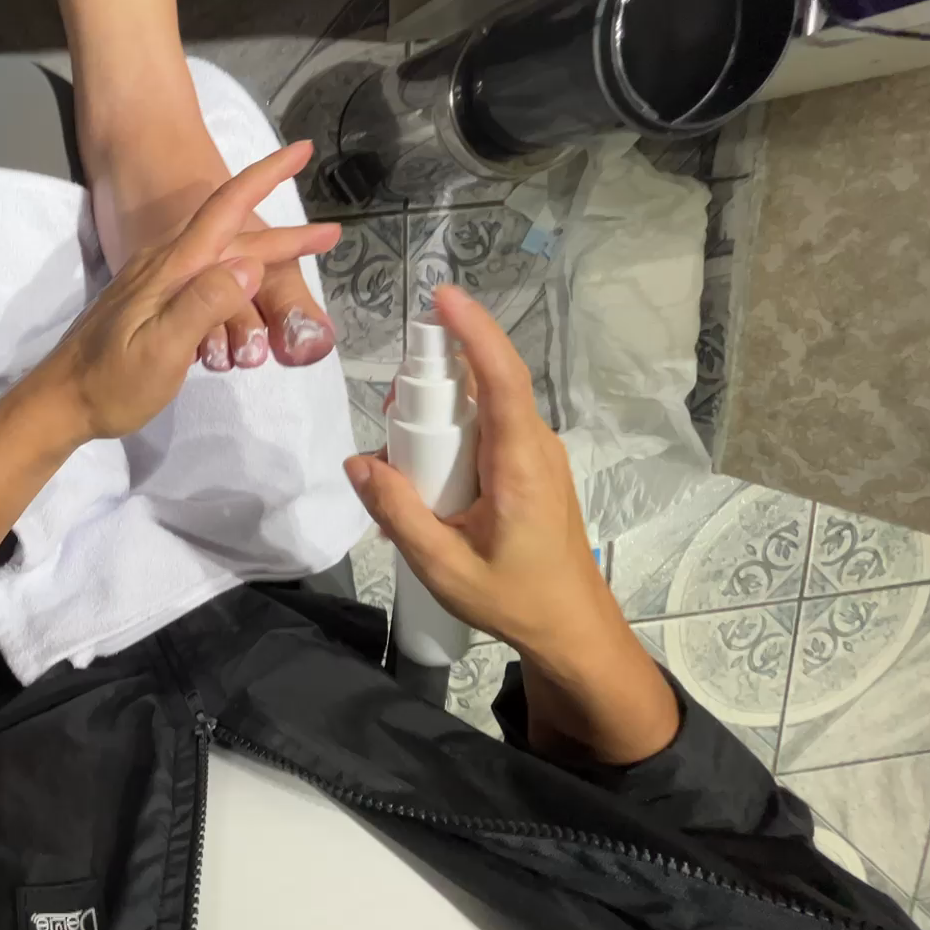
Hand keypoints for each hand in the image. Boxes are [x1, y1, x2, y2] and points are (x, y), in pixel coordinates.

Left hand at [29, 141, 339, 441]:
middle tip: (331, 234)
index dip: (264, 177)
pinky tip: (240, 289)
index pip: (225, 212)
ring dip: (262, 253)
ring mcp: (153, 285)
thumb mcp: (160, 349)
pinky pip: (203, 277)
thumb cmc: (110, 382)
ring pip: (218, 256)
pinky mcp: (148, 303)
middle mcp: (164, 267)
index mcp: (172, 271)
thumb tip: (250, 264)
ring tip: (297, 261)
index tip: (302, 151)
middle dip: (284, 234)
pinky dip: (235, 275)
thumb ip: (202, 304)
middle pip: (232, 236)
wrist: (59, 400)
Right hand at [342, 286, 617, 658]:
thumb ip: (397, 512)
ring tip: (401, 467)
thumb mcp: (443, 565)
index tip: (443, 298)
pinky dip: (446, 440)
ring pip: (479, 410)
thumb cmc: (515, 599)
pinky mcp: (525, 468)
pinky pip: (483, 432)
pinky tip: (422, 480)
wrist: (572, 630)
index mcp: (520, 464)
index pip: (503, 379)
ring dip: (434, 420)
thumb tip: (358, 461)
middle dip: (430, 389)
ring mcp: (533, 456)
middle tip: (390, 434)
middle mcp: (532, 447)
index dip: (474, 333)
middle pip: (482, 388)